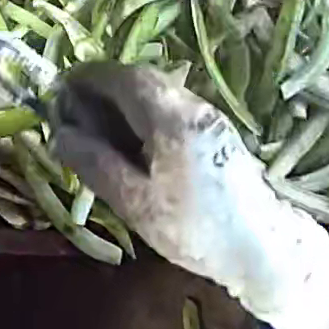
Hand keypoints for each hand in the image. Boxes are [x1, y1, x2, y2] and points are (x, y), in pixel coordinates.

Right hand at [48, 62, 328, 328]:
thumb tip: (60, 133)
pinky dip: (140, 112)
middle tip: (74, 109)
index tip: (60, 88)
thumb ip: (95, 163)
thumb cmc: (196, 230)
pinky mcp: (213, 129)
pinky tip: (130, 140)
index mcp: (171, 117)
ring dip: (121, 99)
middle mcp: (191, 104)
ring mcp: (207, 114)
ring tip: (97, 127)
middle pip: (139, 78)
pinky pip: (168, 106)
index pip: (121, 76)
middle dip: (102, 87)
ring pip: (154, 90)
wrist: (268, 252)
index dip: (87, 77)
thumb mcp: (135, 202)